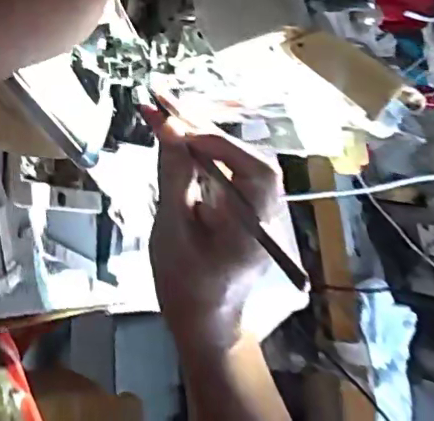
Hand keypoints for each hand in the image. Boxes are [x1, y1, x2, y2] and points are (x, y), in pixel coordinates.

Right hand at [144, 103, 298, 352]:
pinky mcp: (251, 214)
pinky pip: (232, 174)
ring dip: (203, 138)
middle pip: (247, 158)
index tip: (174, 125)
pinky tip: (179, 141)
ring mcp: (266, 216)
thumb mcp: (172, 226)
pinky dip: (206, 155)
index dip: (216, 140)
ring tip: (164, 116)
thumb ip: (173, 172)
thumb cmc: (185, 283)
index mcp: (258, 226)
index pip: (254, 167)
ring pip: (239, 162)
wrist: (205, 329)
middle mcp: (272, 216)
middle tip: (161, 104)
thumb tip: (165, 123)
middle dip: (204, 130)